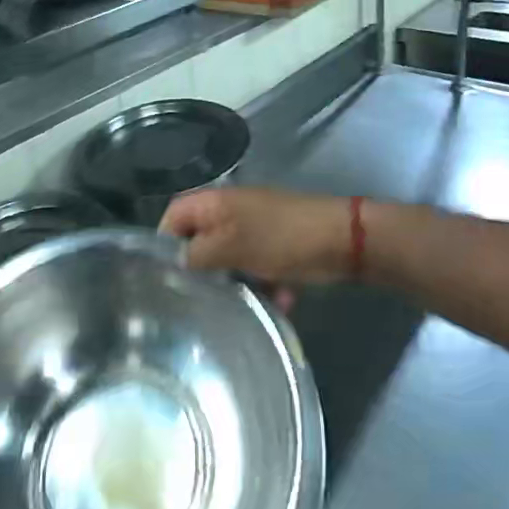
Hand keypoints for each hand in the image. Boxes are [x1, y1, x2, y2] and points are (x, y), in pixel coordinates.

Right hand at [158, 187, 352, 284]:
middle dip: (202, 271)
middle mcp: (230, 212)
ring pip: (230, 260)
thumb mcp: (230, 247)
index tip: (165, 277)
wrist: (344, 240)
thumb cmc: (281, 238)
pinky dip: (266, 285)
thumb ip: (195, 255)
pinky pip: (259, 268)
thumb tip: (173, 264)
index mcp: (214, 203)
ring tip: (244, 305)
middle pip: (200, 241)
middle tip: (199, 298)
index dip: (165, 244)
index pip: (173, 217)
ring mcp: (255, 229)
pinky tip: (281, 302)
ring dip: (237, 283)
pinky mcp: (277, 247)